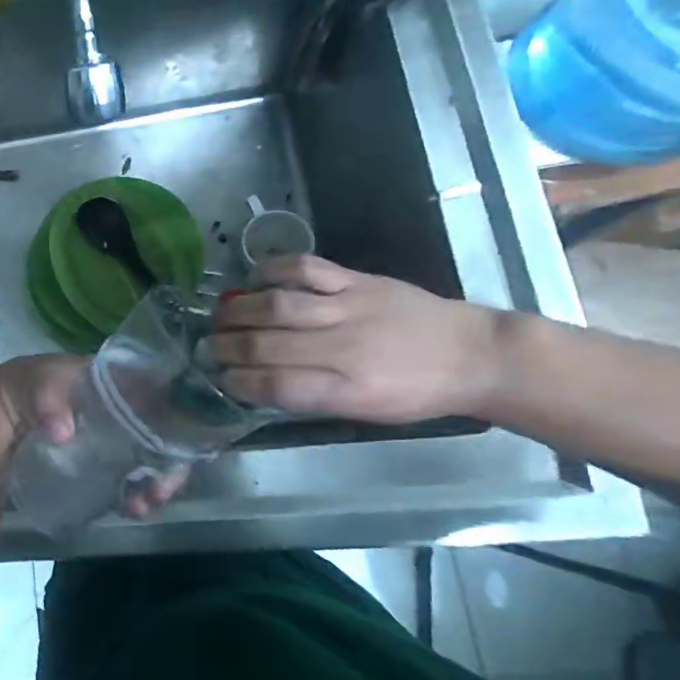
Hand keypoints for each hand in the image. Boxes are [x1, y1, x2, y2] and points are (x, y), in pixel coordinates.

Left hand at [0, 354, 188, 517]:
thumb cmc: (7, 404)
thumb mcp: (21, 383)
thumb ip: (46, 396)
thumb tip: (66, 432)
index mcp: (98, 378)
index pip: (145, 385)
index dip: (164, 406)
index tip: (174, 432)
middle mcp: (108, 407)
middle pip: (152, 426)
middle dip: (164, 452)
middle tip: (163, 482)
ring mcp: (104, 441)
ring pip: (145, 455)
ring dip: (156, 477)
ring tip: (149, 500)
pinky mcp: (97, 471)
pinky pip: (128, 479)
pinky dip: (137, 493)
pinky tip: (134, 507)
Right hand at [210, 255, 506, 423]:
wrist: (473, 355)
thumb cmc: (415, 394)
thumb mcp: (364, 412)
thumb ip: (311, 397)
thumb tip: (258, 382)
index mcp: (347, 390)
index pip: (275, 386)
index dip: (238, 382)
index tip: (219, 379)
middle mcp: (344, 348)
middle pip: (268, 344)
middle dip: (226, 347)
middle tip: (206, 347)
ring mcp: (351, 307)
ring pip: (279, 304)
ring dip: (238, 310)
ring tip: (218, 315)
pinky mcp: (359, 279)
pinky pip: (306, 268)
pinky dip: (271, 270)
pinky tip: (252, 279)